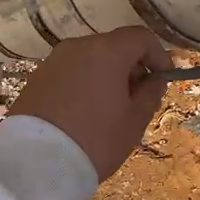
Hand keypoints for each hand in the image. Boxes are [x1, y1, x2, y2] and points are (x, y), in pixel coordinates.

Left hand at [10, 27, 169, 181]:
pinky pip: (70, 72)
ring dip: (105, 76)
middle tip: (137, 100)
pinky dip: (83, 84)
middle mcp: (78, 46)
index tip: (163, 79)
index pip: (140, 37)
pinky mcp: (37, 76)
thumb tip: (155, 79)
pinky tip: (83, 114)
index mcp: (106, 51)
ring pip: (90, 59)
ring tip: (109, 111)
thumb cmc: (95, 140)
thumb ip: (149, 94)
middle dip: (130, 68)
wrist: (36, 162)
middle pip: (113, 46)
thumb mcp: (133, 121)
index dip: (158, 54)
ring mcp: (54, 60)